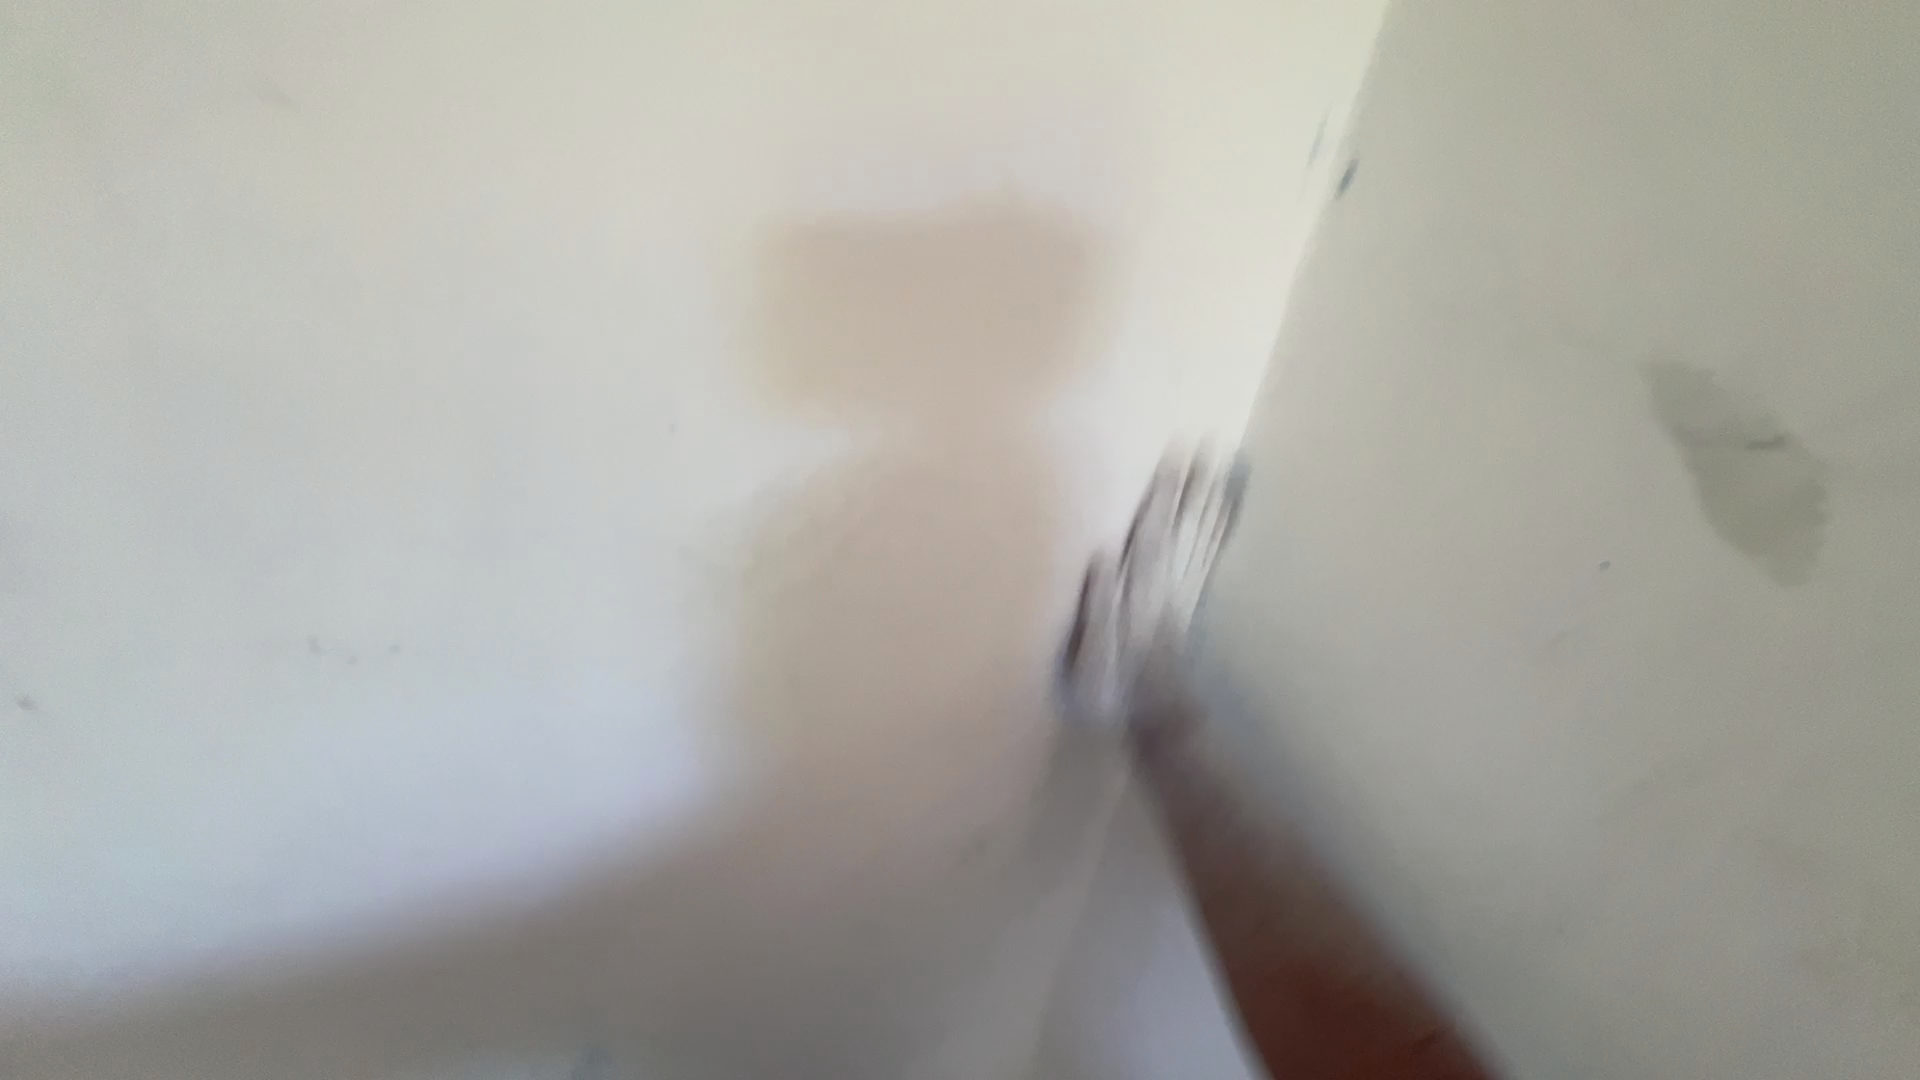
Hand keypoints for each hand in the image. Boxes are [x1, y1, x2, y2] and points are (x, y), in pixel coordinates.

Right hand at [1057, 449, 1248, 755]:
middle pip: (1186, 527)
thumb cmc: (1115, 686)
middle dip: (1197, 485)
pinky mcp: (1192, 601)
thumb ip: (1099, 605)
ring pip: (1203, 537)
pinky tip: (1226, 509)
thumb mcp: (1096, 653)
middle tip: (1211, 445)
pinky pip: (1211, 556)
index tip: (1174, 456)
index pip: (1153, 534)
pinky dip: (1220, 528)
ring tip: (1225, 465)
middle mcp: (1169, 584)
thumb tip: (1102, 554)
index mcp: (1143, 592)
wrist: (1160, 715)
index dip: (1163, 495)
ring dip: (1213, 499)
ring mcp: (1185, 591)